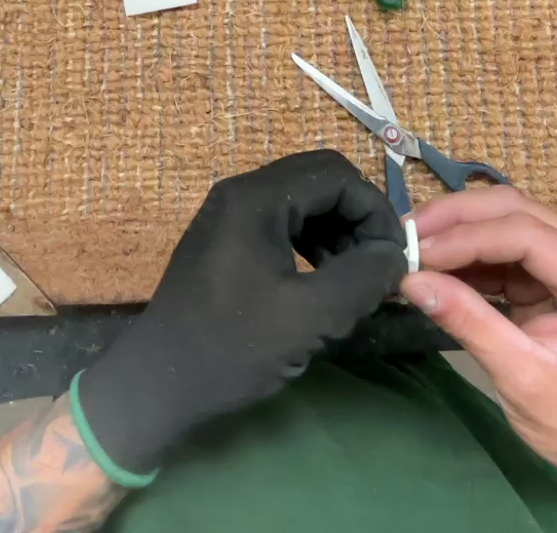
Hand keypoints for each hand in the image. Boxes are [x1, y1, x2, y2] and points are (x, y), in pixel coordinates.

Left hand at [78, 150, 407, 473]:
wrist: (159, 381)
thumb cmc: (232, 346)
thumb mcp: (309, 317)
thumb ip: (361, 278)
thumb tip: (397, 255)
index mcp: (256, 198)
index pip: (336, 175)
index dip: (374, 210)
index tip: (394, 257)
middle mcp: (241, 191)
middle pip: (320, 180)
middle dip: (357, 218)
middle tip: (377, 265)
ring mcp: (231, 212)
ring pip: (303, 200)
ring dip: (337, 230)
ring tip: (353, 278)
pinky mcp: (228, 235)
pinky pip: (283, 221)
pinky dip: (312, 242)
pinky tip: (322, 280)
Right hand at [401, 188, 556, 531]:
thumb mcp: (522, 379)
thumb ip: (470, 323)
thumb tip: (412, 282)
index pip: (529, 235)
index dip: (469, 237)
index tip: (419, 253)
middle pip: (518, 211)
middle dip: (458, 217)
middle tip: (407, 232)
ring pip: (507, 217)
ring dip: (457, 226)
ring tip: (412, 243)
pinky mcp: (549, 273)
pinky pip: (501, 244)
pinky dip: (465, 250)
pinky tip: (434, 263)